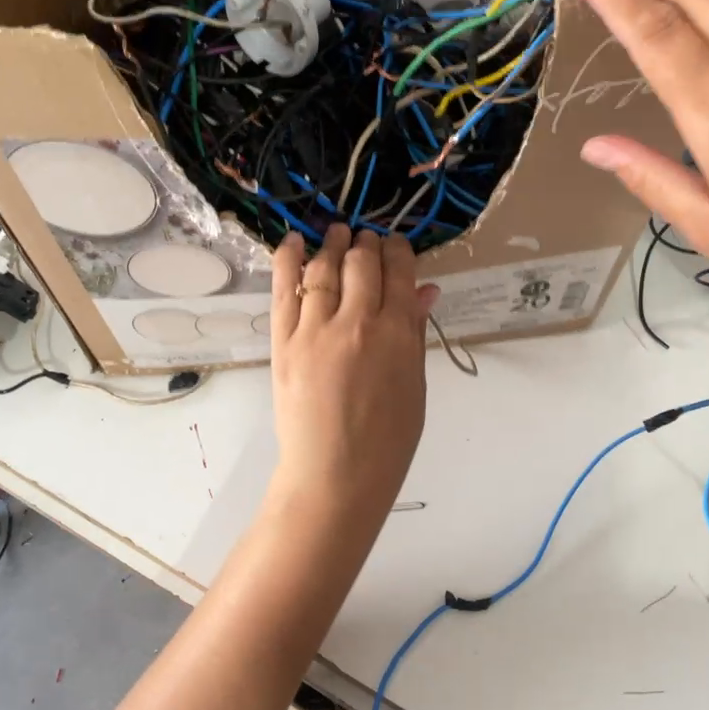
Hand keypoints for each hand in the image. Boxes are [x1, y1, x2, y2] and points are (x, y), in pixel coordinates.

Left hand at [270, 225, 438, 508]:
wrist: (335, 476)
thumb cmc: (387, 440)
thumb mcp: (415, 385)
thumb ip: (415, 333)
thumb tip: (425, 289)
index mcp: (397, 334)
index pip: (399, 272)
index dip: (398, 251)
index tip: (396, 247)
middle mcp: (357, 322)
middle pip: (361, 262)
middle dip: (367, 244)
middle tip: (366, 241)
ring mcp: (315, 329)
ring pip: (323, 268)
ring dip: (332, 244)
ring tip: (337, 233)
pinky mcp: (283, 341)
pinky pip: (283, 289)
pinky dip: (288, 259)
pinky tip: (294, 242)